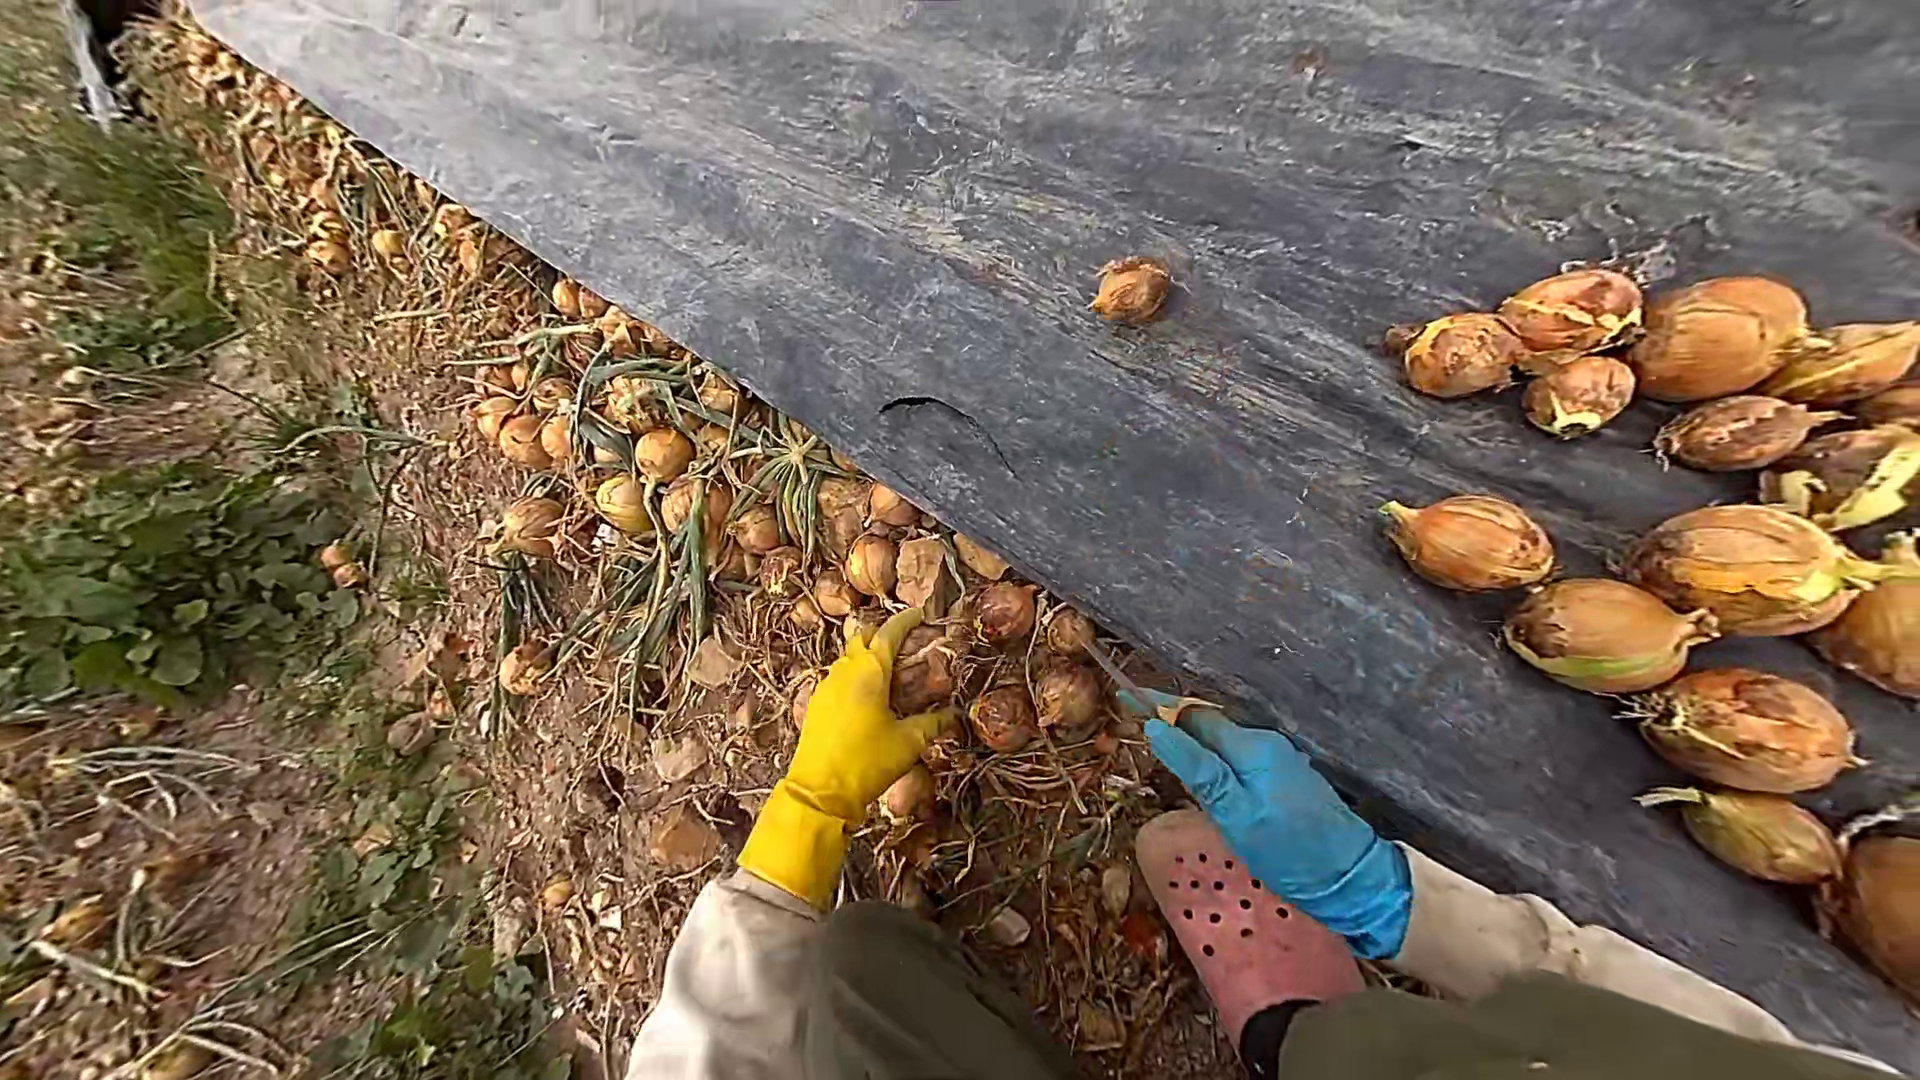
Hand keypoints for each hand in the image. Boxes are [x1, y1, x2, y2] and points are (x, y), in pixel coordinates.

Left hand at [740, 609, 951, 907]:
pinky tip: (867, 694)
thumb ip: (933, 723)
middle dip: (882, 632)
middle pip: (862, 636)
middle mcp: (846, 669)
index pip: (890, 632)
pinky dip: (854, 674)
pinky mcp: (817, 702)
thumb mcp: (909, 742)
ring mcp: (827, 685)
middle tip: (904, 642)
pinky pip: (838, 676)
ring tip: (889, 670)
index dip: (906, 620)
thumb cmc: (868, 761)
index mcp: (871, 670)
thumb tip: (954, 716)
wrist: (818, 792)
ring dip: (866, 654)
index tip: (920, 614)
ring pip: (848, 656)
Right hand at [1129, 690, 1412, 958]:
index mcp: (1251, 746)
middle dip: (1169, 715)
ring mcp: (1276, 756)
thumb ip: (1196, 769)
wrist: (1356, 881)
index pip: (1193, 715)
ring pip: (1220, 736)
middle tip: (1132, 714)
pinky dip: (1208, 751)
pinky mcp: (1281, 774)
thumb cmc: (1290, 852)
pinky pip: (1234, 752)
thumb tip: (1155, 728)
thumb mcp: (1234, 813)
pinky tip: (1195, 763)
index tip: (1125, 697)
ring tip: (1155, 735)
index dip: (1157, 705)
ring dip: (1188, 733)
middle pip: (1206, 720)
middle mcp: (1264, 741)